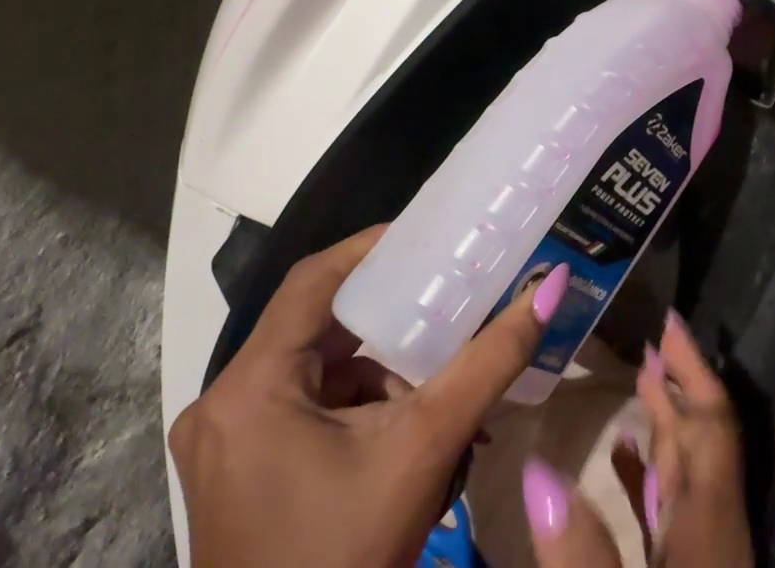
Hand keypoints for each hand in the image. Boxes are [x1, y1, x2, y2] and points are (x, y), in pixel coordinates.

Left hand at [168, 225, 570, 567]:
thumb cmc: (349, 546)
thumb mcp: (429, 442)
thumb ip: (491, 359)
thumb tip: (551, 286)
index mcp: (249, 388)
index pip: (313, 281)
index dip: (376, 248)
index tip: (438, 236)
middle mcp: (224, 405)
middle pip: (320, 328)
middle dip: (396, 315)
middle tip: (460, 293)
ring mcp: (229, 443)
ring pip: (321, 372)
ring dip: (386, 368)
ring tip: (450, 371)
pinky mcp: (245, 472)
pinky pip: (313, 410)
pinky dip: (366, 405)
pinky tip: (416, 425)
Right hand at [522, 313, 753, 567]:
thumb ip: (579, 547)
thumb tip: (536, 472)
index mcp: (709, 518)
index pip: (709, 422)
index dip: (692, 367)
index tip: (670, 319)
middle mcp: (716, 520)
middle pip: (703, 435)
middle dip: (679, 382)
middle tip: (650, 337)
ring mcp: (706, 542)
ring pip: (689, 466)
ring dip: (665, 420)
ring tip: (638, 376)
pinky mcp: (690, 558)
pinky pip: (674, 504)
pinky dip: (650, 473)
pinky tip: (621, 452)